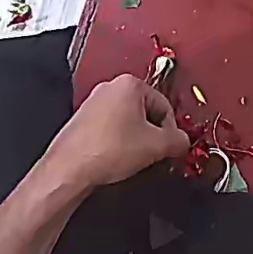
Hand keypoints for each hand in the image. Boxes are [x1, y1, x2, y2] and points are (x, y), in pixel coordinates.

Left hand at [39, 74, 189, 191]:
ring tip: (134, 158)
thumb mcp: (157, 146)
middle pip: (146, 112)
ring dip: (136, 139)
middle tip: (154, 154)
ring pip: (129, 121)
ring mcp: (94, 102)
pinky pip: (111, 128)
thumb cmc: (110, 150)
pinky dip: (119, 142)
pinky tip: (116, 158)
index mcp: (130, 84)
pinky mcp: (83, 119)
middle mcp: (110, 87)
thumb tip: (183, 141)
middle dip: (153, 134)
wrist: (69, 169)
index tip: (170, 147)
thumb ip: (178, 140)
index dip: (171, 130)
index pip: (165, 106)